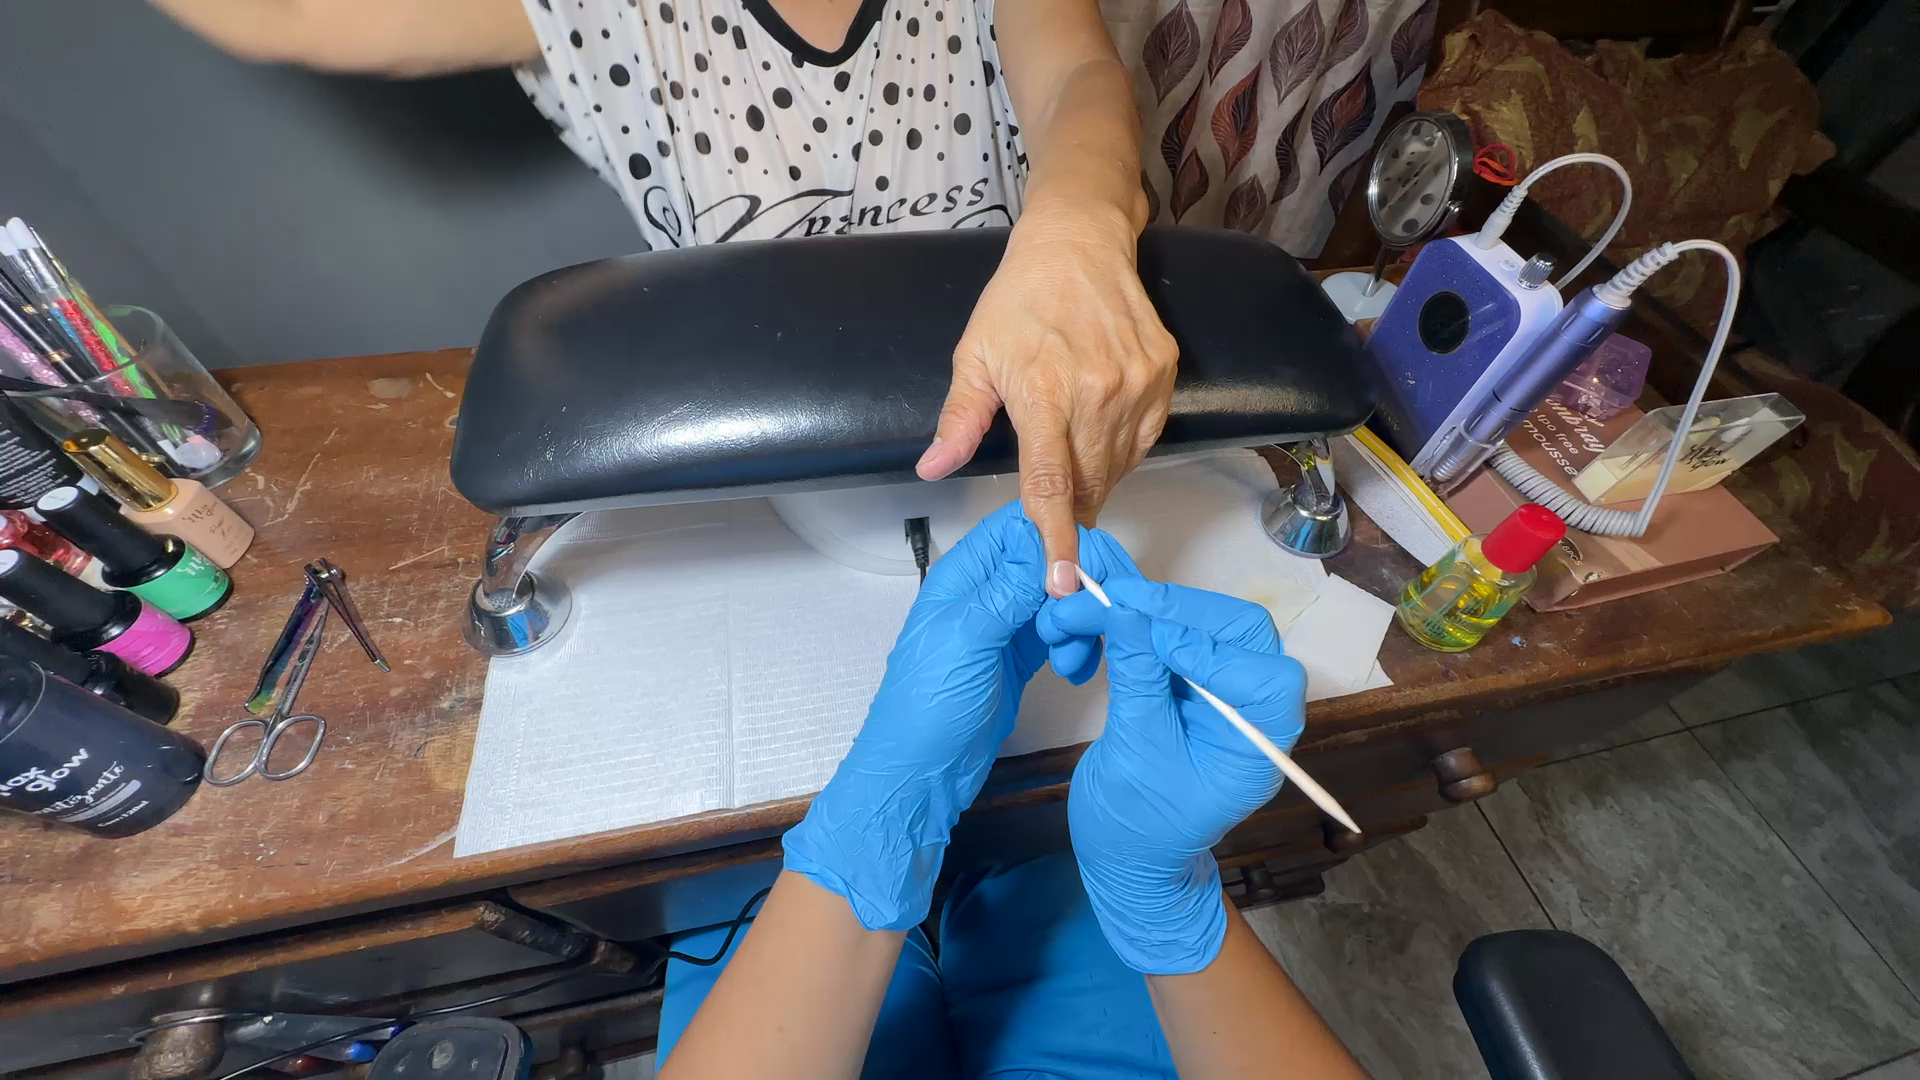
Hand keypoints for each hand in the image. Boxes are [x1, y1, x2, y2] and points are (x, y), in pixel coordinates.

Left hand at [784, 501, 1049, 930]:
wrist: (923, 772)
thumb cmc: (929, 705)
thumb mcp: (967, 639)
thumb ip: (1006, 589)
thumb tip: (1044, 541)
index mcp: (965, 575)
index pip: (1018, 528)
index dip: (1058, 538)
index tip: (1082, 575)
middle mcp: (988, 591)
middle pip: (1048, 560)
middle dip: (1077, 586)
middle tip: (1090, 620)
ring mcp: (1007, 624)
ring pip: (1061, 598)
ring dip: (1079, 623)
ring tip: (1071, 661)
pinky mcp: (1022, 655)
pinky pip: (1062, 633)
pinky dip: (1077, 646)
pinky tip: (1072, 673)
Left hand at [916, 206, 1178, 596]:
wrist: (1079, 243)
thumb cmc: (1018, 301)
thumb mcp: (975, 355)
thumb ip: (959, 420)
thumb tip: (933, 470)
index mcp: (1045, 394)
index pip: (1052, 483)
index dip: (1057, 536)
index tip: (1061, 580)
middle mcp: (1099, 394)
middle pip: (1090, 484)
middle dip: (1072, 511)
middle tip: (1056, 511)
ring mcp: (1139, 385)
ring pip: (1119, 467)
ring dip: (1096, 481)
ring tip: (1075, 456)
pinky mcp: (1164, 376)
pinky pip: (1145, 440)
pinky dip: (1121, 452)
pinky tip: (1101, 432)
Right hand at [1044, 576, 1306, 973]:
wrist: (1127, 853)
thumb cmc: (1138, 823)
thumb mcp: (1136, 754)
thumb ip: (1137, 680)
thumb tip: (1123, 613)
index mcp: (1258, 741)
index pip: (1261, 674)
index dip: (1207, 646)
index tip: (1142, 635)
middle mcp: (1251, 708)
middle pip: (1238, 631)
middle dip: (1177, 609)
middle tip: (1116, 599)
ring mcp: (1221, 691)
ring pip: (1204, 624)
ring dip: (1151, 610)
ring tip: (1099, 606)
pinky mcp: (1189, 682)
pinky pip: (1173, 636)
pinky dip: (1139, 624)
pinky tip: (1104, 624)